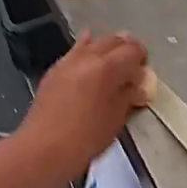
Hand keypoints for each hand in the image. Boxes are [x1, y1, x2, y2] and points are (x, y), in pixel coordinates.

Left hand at [14, 31, 150, 180]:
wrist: (43, 148)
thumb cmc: (85, 137)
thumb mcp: (116, 119)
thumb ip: (129, 95)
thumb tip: (137, 84)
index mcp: (107, 66)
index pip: (133, 49)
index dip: (142, 59)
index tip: (143, 74)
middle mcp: (87, 55)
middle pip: (113, 40)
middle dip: (126, 51)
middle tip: (131, 70)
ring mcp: (68, 60)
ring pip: (93, 41)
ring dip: (106, 50)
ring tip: (111, 69)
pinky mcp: (54, 69)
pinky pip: (75, 52)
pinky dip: (86, 54)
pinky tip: (88, 70)